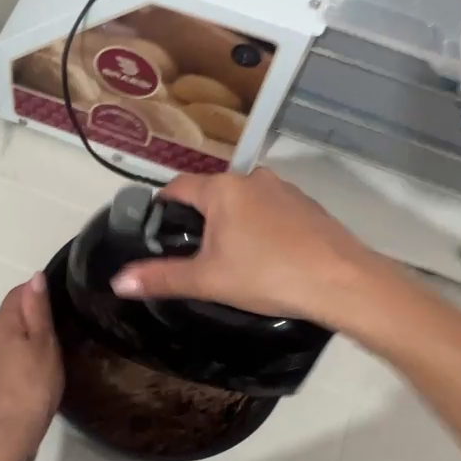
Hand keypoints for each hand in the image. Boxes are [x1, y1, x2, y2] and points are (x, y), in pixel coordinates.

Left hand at [0, 274, 63, 460]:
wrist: (7, 436)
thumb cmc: (33, 387)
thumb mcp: (44, 345)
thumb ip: (37, 310)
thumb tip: (34, 276)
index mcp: (1, 325)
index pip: (16, 295)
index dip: (35, 293)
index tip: (54, 303)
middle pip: (7, 319)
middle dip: (27, 319)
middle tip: (53, 333)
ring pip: (0, 343)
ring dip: (17, 343)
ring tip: (40, 358)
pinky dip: (9, 364)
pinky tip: (23, 380)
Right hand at [110, 169, 384, 324]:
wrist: (342, 281)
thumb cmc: (268, 275)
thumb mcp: (208, 280)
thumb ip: (161, 278)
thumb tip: (118, 281)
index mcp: (222, 189)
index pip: (177, 187)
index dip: (161, 208)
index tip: (154, 232)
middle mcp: (252, 179)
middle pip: (211, 194)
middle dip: (198, 220)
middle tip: (192, 255)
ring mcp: (284, 189)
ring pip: (243, 202)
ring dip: (231, 224)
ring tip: (229, 260)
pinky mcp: (307, 206)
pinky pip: (270, 212)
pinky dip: (260, 229)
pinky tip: (265, 258)